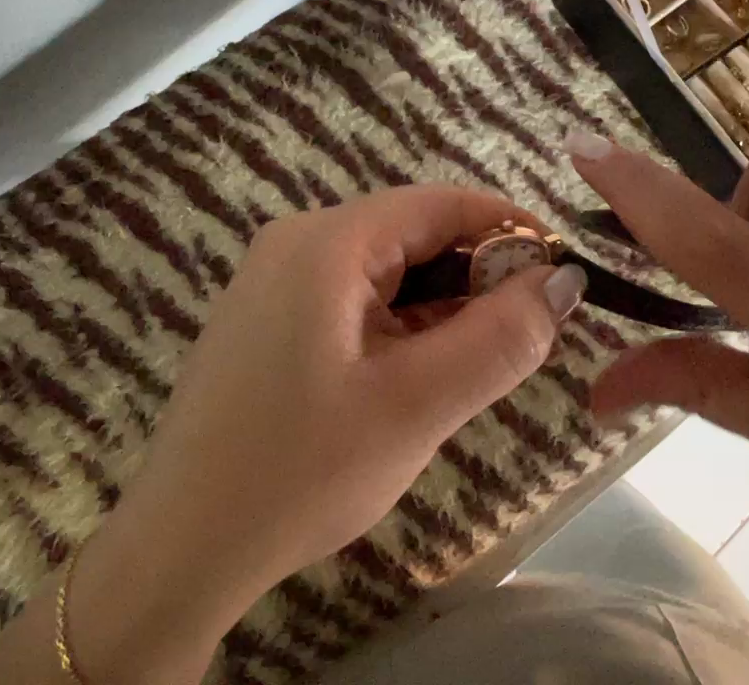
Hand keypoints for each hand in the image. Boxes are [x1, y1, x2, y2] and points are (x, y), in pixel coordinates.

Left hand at [61, 185, 585, 684]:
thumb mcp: (416, 406)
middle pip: (411, 233)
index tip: (566, 276)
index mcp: (326, 242)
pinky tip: (417, 377)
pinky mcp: (267, 320)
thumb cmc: (301, 472)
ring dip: (440, 308)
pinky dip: (398, 326)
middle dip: (477, 276)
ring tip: (477, 367)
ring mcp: (274, 281)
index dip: (511, 231)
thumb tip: (563, 279)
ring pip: (384, 271)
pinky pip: (351, 300)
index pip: (441, 204)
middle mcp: (295, 243)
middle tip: (528, 338)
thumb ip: (500, 338)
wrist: (182, 545)